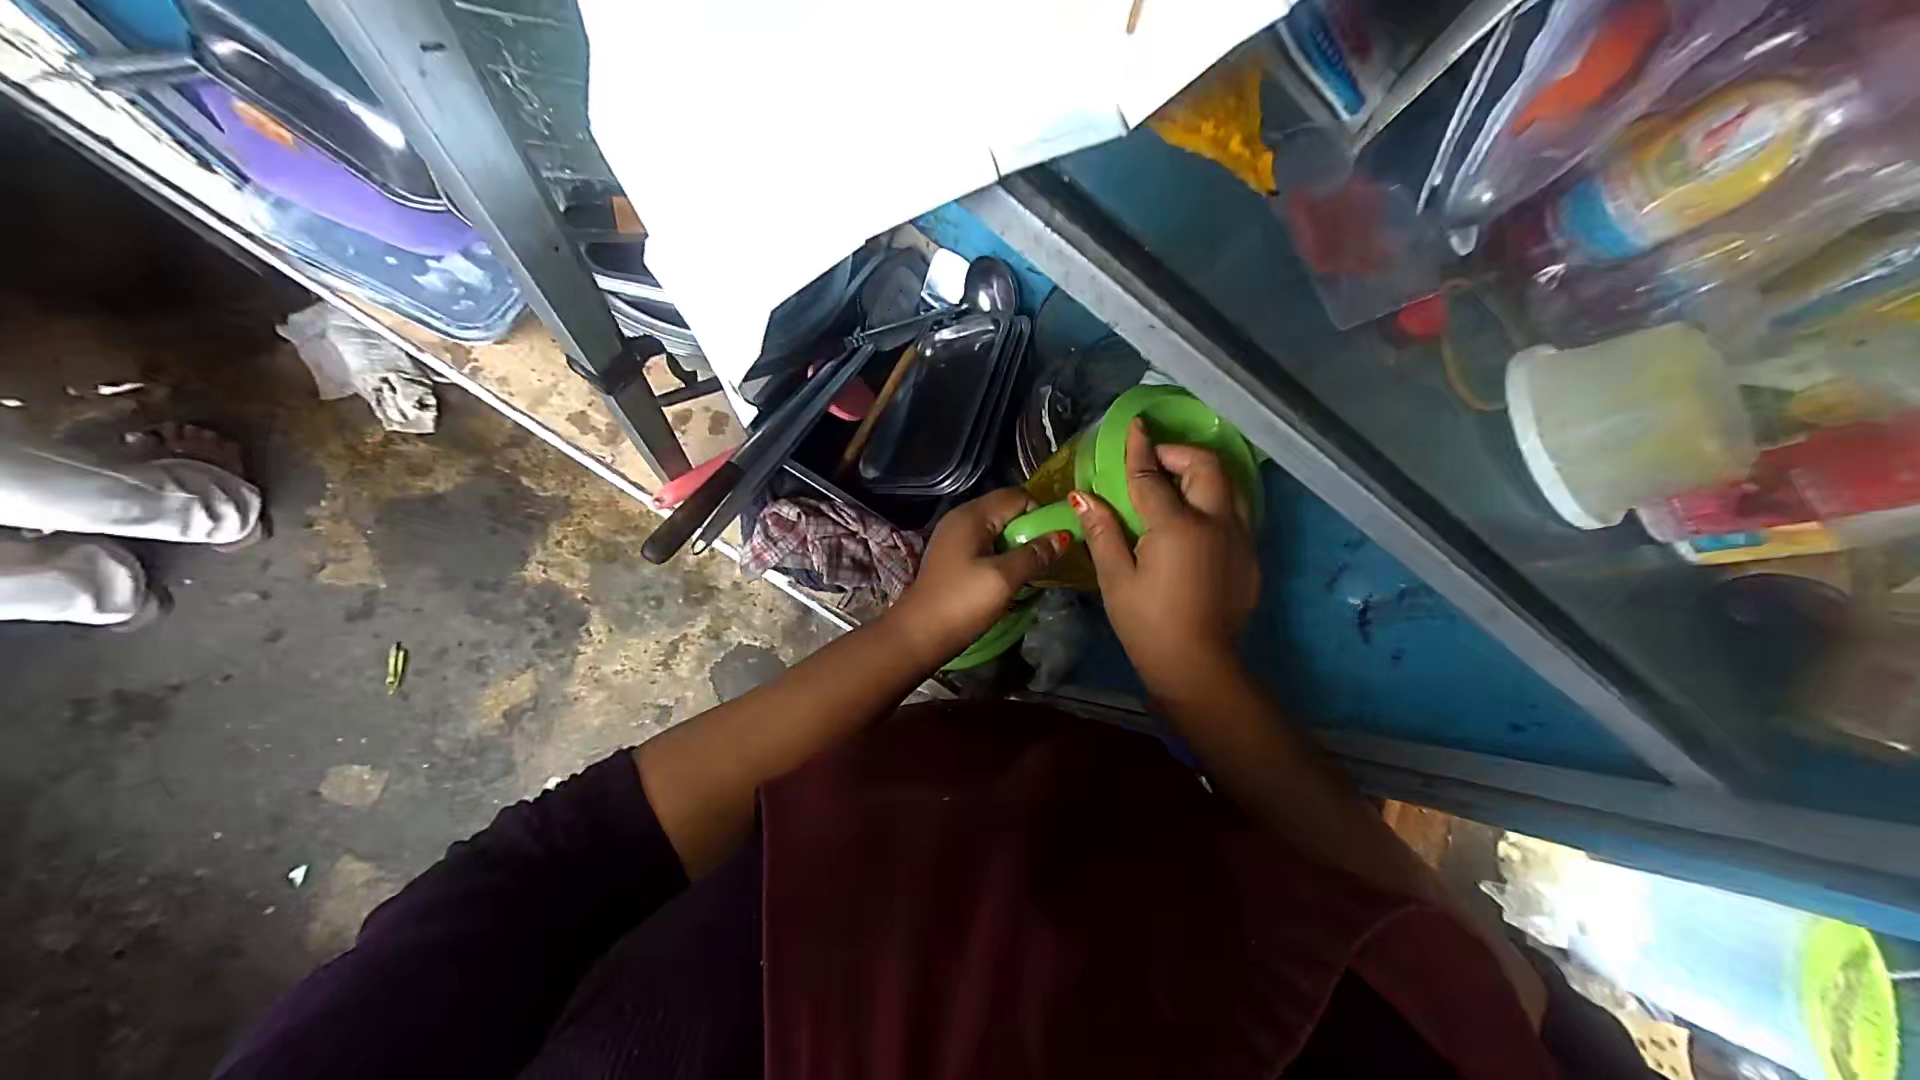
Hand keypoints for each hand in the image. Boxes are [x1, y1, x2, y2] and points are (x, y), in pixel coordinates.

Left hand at [885, 488, 1068, 666]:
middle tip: (1046, 556)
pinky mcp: (952, 555)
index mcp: (972, 515)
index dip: (1041, 512)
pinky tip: (1009, 575)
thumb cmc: (962, 603)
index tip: (1054, 540)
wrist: (918, 635)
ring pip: (997, 527)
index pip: (1018, 496)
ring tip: (1031, 567)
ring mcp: (954, 536)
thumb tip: (1063, 536)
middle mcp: (961, 517)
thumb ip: (1035, 555)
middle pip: (1007, 509)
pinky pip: (985, 543)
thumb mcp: (1004, 579)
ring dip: (1017, 543)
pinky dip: (1002, 552)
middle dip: (1030, 528)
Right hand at [1072, 419, 1259, 692]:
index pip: (1153, 475)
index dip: (1140, 448)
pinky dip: (1213, 502)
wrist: (1198, 666)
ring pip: (1228, 486)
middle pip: (1205, 467)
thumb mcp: (1116, 578)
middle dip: (1179, 453)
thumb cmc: (1147, 623)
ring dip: (1202, 475)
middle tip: (1155, 462)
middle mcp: (1216, 522)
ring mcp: (1240, 539)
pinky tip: (1193, 523)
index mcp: (1177, 526)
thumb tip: (1082, 497)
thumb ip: (1102, 531)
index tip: (1136, 424)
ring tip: (1175, 485)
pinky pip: (1235, 513)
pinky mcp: (1250, 557)